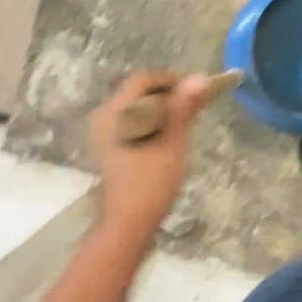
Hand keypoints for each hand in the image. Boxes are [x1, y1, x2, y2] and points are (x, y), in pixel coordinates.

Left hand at [88, 70, 210, 234]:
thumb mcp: (172, 142)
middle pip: (137, 91)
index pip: (144, 79)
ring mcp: (102, 132)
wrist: (127, 222)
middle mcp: (104, 116)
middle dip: (166, 95)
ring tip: (181, 125)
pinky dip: (149, 122)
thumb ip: (182, 108)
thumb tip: (199, 79)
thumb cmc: (151, 182)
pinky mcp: (107, 146)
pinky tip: (164, 139)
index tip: (193, 94)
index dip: (171, 81)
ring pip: (134, 107)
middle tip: (191, 109)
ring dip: (158, 109)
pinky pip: (129, 122)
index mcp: (117, 111)